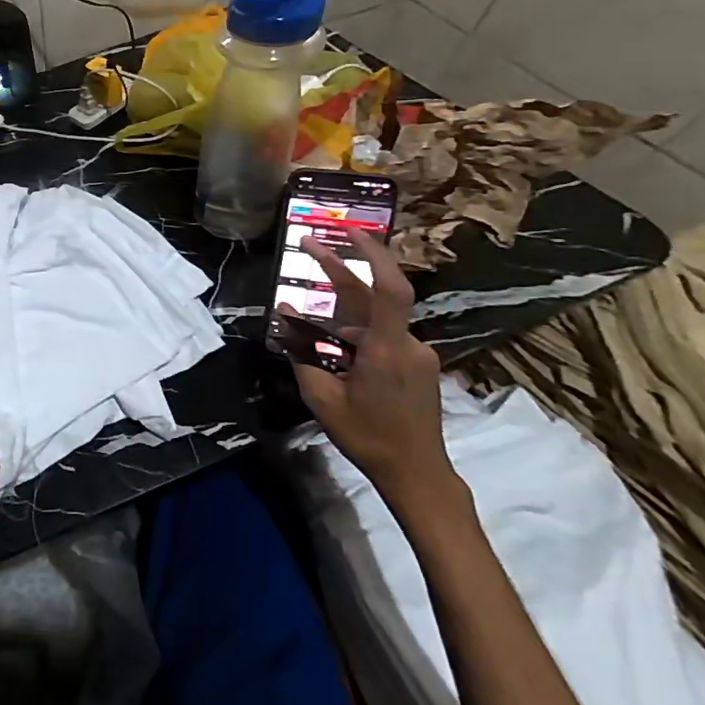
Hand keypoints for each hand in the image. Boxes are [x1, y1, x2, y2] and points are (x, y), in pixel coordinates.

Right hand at [288, 230, 450, 489]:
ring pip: (375, 322)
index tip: (351, 230)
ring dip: (345, 320)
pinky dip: (359, 337)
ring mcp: (417, 354)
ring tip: (317, 340)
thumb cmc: (367, 437)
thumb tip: (284, 315)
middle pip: (373, 297)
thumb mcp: (322, 398)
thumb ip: (302, 353)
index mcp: (386, 349)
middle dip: (340, 270)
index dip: (373, 254)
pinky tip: (342, 358)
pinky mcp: (420, 365)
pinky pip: (384, 338)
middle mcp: (407, 343)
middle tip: (309, 245)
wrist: (417, 473)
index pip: (389, 287)